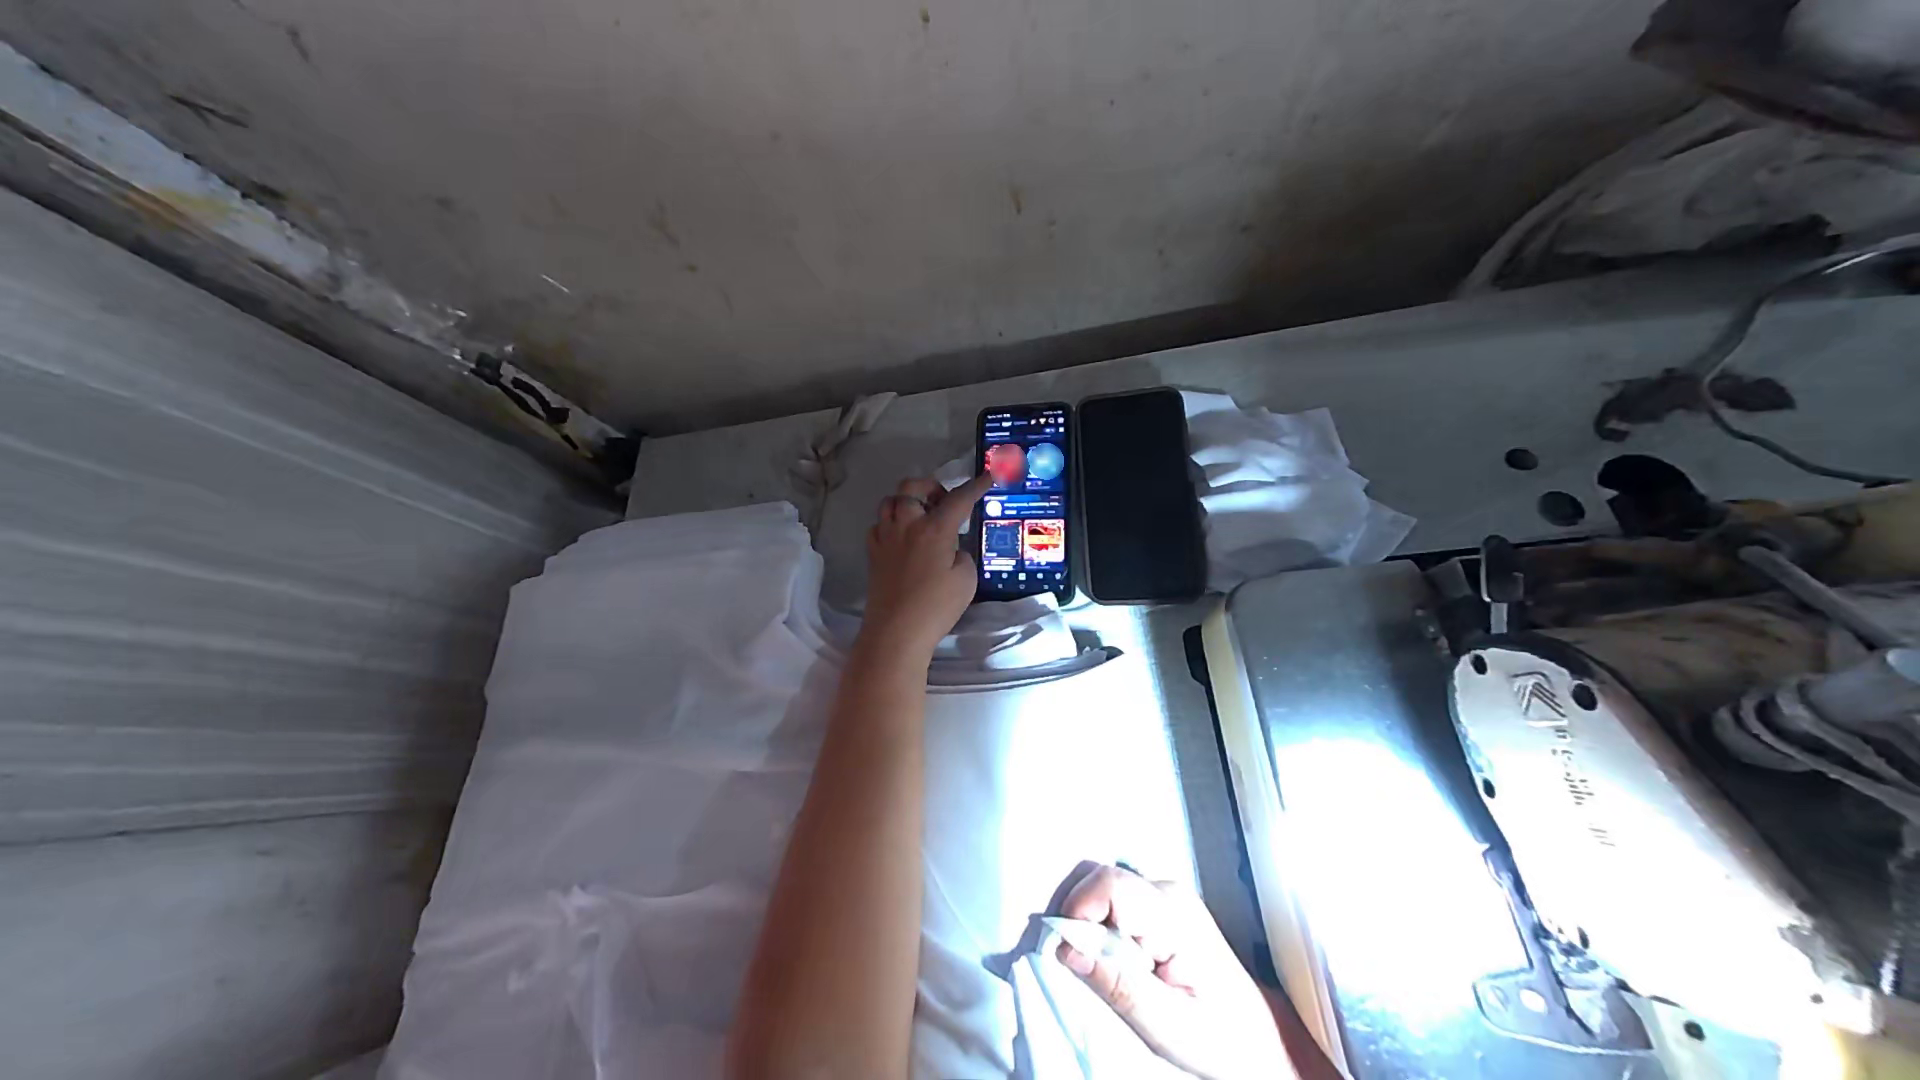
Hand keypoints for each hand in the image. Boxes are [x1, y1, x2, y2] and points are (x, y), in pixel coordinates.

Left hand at [858, 473, 991, 659]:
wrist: (895, 633)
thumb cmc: (936, 607)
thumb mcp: (966, 580)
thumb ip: (962, 556)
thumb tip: (951, 549)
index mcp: (934, 529)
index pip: (959, 499)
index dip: (975, 486)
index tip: (988, 475)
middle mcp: (906, 525)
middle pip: (911, 487)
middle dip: (930, 487)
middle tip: (944, 503)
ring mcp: (885, 538)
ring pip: (890, 501)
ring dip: (907, 502)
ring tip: (921, 519)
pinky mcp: (872, 554)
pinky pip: (879, 525)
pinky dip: (891, 524)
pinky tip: (902, 539)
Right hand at [1056, 865, 1292, 1079]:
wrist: (1261, 1042)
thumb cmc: (1224, 1040)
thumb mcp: (1168, 1027)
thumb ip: (1117, 986)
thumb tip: (1067, 950)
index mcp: (1173, 915)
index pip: (1106, 884)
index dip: (1076, 912)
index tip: (1068, 954)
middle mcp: (1168, 892)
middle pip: (1098, 878)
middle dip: (1078, 919)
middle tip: (1087, 967)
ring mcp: (1164, 894)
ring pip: (1101, 887)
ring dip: (1089, 925)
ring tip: (1109, 969)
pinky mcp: (1159, 904)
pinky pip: (1113, 900)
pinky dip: (1101, 927)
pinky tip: (1118, 961)